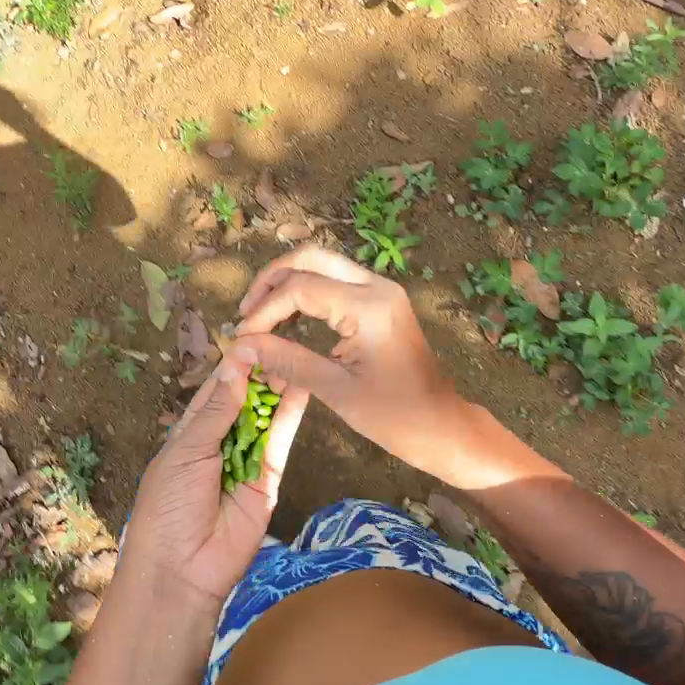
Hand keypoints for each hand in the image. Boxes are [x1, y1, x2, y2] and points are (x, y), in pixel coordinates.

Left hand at [121, 344, 310, 602]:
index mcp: (191, 432)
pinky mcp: (269, 477)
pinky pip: (281, 441)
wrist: (183, 569)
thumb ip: (217, 410)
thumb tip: (236, 365)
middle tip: (281, 339)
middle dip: (259, 373)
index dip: (233, 366)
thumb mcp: (187, 451)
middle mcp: (220, 442)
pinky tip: (303, 385)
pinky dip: (291, 414)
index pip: (215, 390)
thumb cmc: (169, 505)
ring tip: (295, 353)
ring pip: (265, 416)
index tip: (253, 337)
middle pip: (244, 400)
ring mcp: (247, 459)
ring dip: (277, 387)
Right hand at [233, 247, 471, 483]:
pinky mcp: (380, 300)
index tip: (241, 338)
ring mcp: (381, 290)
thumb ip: (287, 361)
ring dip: (286, 282)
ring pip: (322, 263)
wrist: (443, 426)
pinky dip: (305, 291)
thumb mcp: (336, 390)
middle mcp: (376, 286)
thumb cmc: (395, 416)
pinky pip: (334, 280)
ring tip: (259, 315)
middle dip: (271, 280)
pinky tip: (286, 318)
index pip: (299, 288)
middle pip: (310, 257)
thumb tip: (241, 345)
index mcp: (368, 306)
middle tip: (246, 313)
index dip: (264, 310)